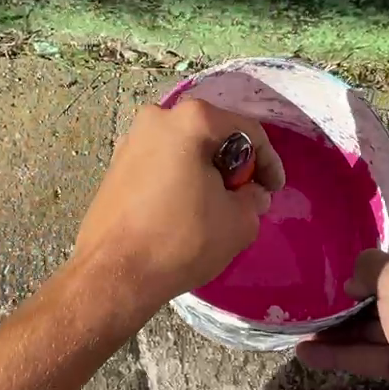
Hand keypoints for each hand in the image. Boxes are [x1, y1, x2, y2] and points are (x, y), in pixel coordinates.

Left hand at [72, 99, 284, 314]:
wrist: (114, 272)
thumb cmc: (181, 239)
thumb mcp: (238, 222)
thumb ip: (254, 199)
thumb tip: (250, 193)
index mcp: (191, 119)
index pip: (247, 131)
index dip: (268, 161)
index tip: (274, 190)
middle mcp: (157, 117)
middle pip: (211, 134)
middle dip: (233, 163)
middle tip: (244, 195)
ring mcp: (131, 138)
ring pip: (184, 147)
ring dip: (204, 169)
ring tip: (215, 205)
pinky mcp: (115, 163)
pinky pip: (160, 161)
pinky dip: (179, 176)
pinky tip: (184, 207)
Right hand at [296, 216, 388, 389]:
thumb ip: (373, 265)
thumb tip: (356, 276)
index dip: (382, 225)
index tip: (344, 218)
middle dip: (356, 277)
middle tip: (316, 265)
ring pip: (381, 318)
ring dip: (343, 319)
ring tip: (303, 312)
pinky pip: (375, 351)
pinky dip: (346, 352)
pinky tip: (308, 351)